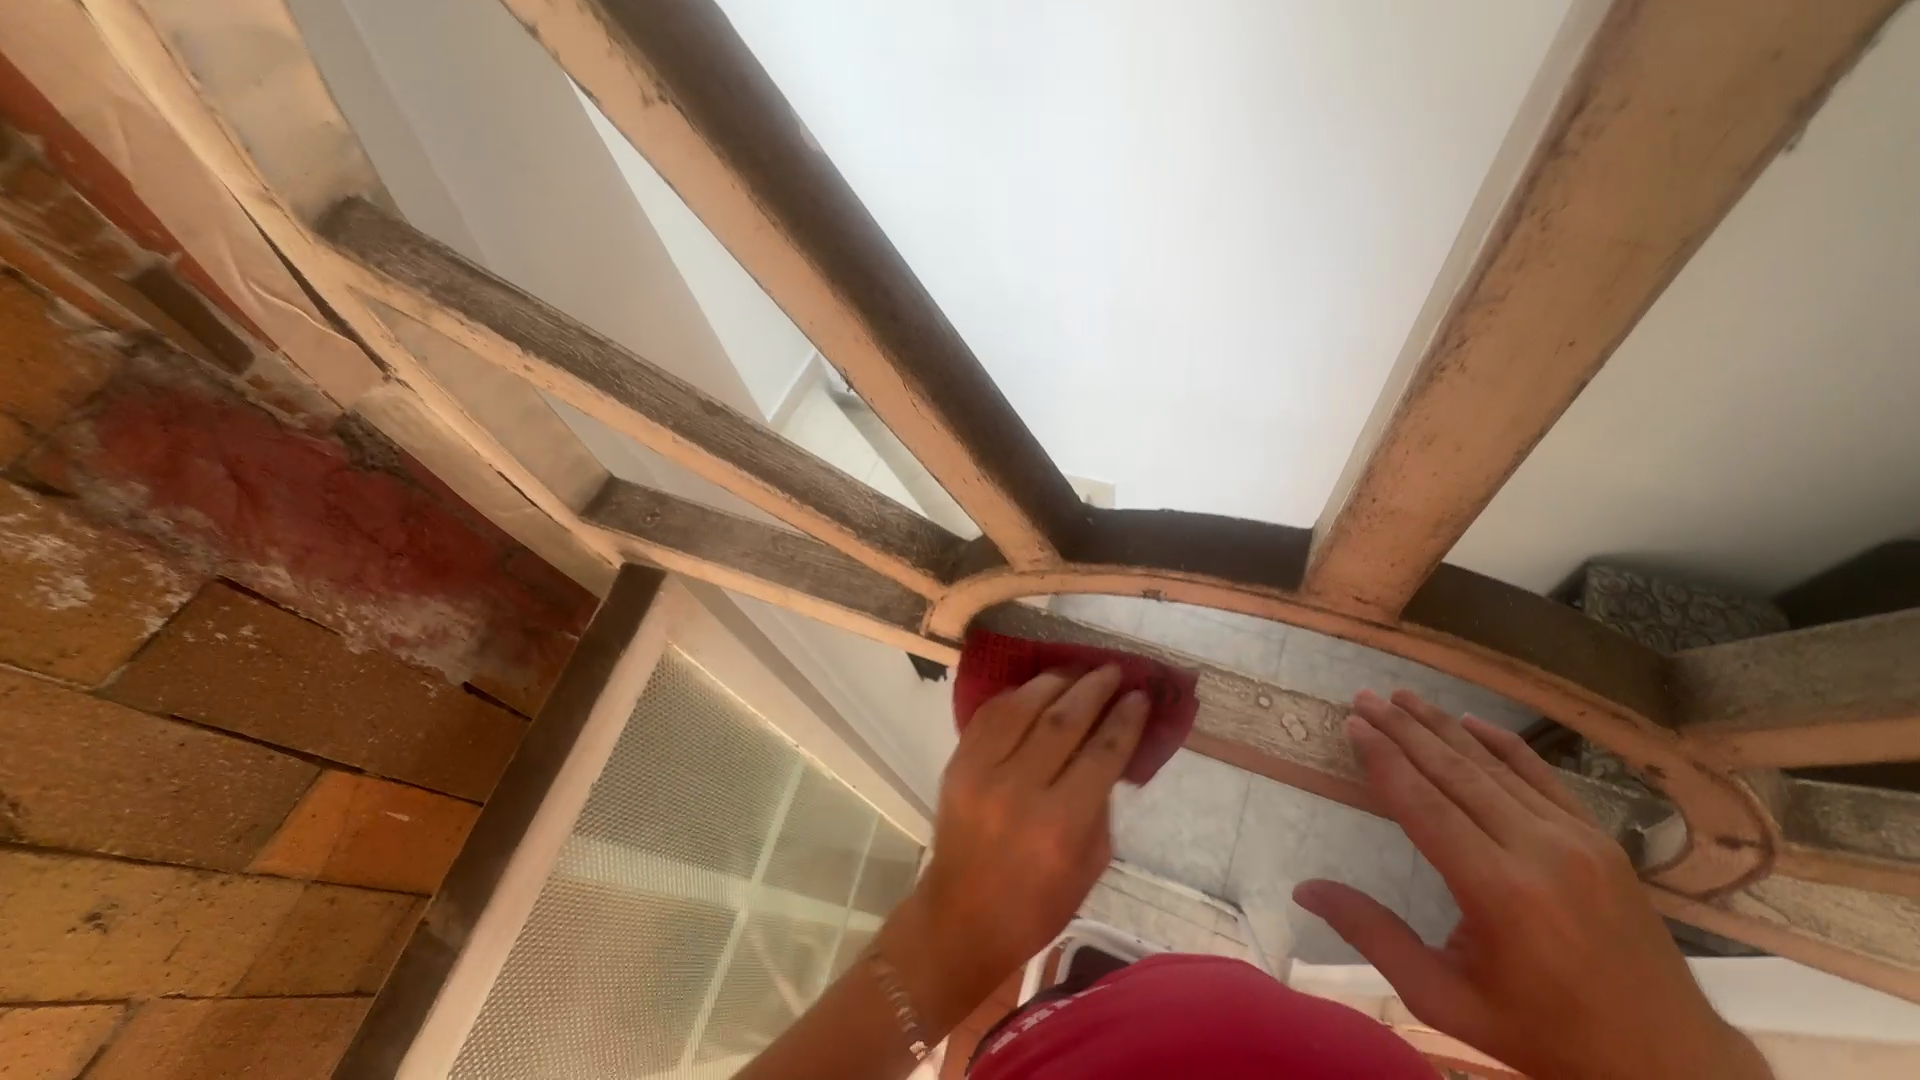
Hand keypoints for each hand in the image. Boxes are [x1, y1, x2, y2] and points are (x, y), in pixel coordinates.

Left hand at [876, 666, 1147, 1031]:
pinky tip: (1036, 688)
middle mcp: (1020, 789)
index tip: (1139, 696)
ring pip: (1024, 706)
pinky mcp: (957, 764)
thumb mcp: (1090, 863)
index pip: (1102, 752)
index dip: (1125, 719)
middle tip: (1114, 671)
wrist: (963, 916)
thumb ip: (1100, 803)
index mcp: (1061, 824)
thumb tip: (1108, 749)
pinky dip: (1016, 696)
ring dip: (1056, 681)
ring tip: (1078, 670)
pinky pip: (989, 714)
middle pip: (1064, 720)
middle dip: (1094, 689)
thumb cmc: (1038, 903)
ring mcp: (982, 772)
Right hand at [1294, 690, 1771, 1079]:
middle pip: (1457, 773)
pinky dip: (1504, 746)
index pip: (1425, 805)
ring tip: (1404, 697)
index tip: (1353, 724)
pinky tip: (1472, 722)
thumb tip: (1304, 888)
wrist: (1666, 1060)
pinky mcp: (1603, 842)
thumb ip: (1373, 936)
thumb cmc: (1540, 1033)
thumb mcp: (1443, 998)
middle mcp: (1541, 852)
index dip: (1385, 760)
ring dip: (1445, 728)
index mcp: (1498, 892)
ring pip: (1497, 767)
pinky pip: (1544, 778)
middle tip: (1365, 696)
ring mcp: (1580, 842)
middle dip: (1405, 730)